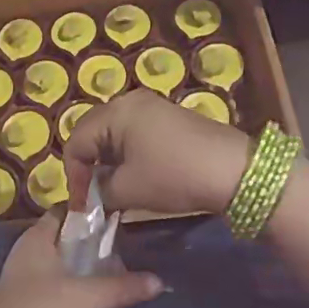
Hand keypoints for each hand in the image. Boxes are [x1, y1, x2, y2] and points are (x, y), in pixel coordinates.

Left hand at [0, 214, 162, 307]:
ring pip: (64, 257)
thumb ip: (118, 287)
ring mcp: (27, 270)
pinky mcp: (29, 292)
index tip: (119, 215)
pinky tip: (96, 291)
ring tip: (118, 267)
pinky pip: (59, 276)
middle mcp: (30, 247)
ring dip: (86, 262)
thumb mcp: (80, 297)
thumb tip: (158, 281)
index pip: (66, 209)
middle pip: (67, 233)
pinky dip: (76, 279)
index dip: (90, 209)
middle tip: (125, 244)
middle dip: (94, 239)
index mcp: (37, 236)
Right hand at [64, 90, 252, 215]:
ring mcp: (151, 107)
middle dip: (87, 166)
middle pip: (91, 133)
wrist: (235, 171)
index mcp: (114, 113)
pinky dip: (124, 155)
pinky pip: (132, 133)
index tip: (82, 206)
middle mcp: (129, 101)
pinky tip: (132, 175)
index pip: (76, 143)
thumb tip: (90, 198)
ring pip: (112, 134)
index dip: (73, 177)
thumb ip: (99, 193)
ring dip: (106, 162)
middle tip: (91, 196)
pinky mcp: (167, 117)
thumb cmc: (173, 176)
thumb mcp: (128, 190)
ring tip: (110, 189)